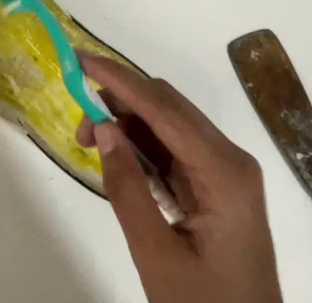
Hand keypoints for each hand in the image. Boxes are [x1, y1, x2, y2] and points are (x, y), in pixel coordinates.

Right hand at [78, 54, 282, 302]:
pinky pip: (176, 148)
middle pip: (168, 107)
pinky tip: (120, 155)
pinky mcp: (220, 186)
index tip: (80, 58)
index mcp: (224, 172)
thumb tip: (103, 127)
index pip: (163, 109)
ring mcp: (228, 172)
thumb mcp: (156, 253)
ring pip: (170, 123)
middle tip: (79, 123)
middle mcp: (232, 159)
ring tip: (91, 141)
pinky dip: (144, 144)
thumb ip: (127, 187)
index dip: (119, 80)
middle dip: (120, 102)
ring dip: (129, 123)